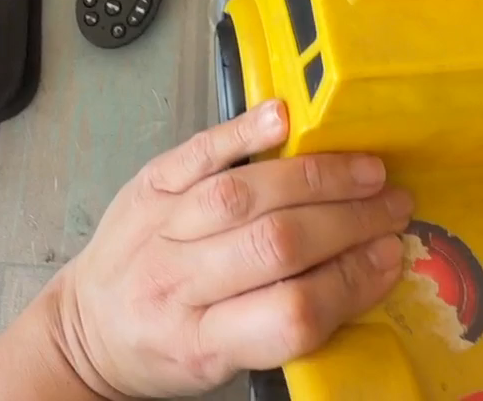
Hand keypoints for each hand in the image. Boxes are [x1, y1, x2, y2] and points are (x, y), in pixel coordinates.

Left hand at [45, 99, 411, 399]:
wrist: (87, 324)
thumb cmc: (163, 350)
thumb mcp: (221, 366)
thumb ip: (282, 324)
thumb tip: (363, 270)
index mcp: (203, 344)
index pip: (293, 314)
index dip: (351, 282)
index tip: (391, 256)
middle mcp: (180, 281)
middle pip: (275, 244)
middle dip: (347, 220)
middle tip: (394, 204)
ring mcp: (162, 223)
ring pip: (245, 193)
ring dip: (314, 177)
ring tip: (364, 169)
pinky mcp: (150, 181)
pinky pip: (199, 151)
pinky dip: (242, 131)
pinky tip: (284, 117)